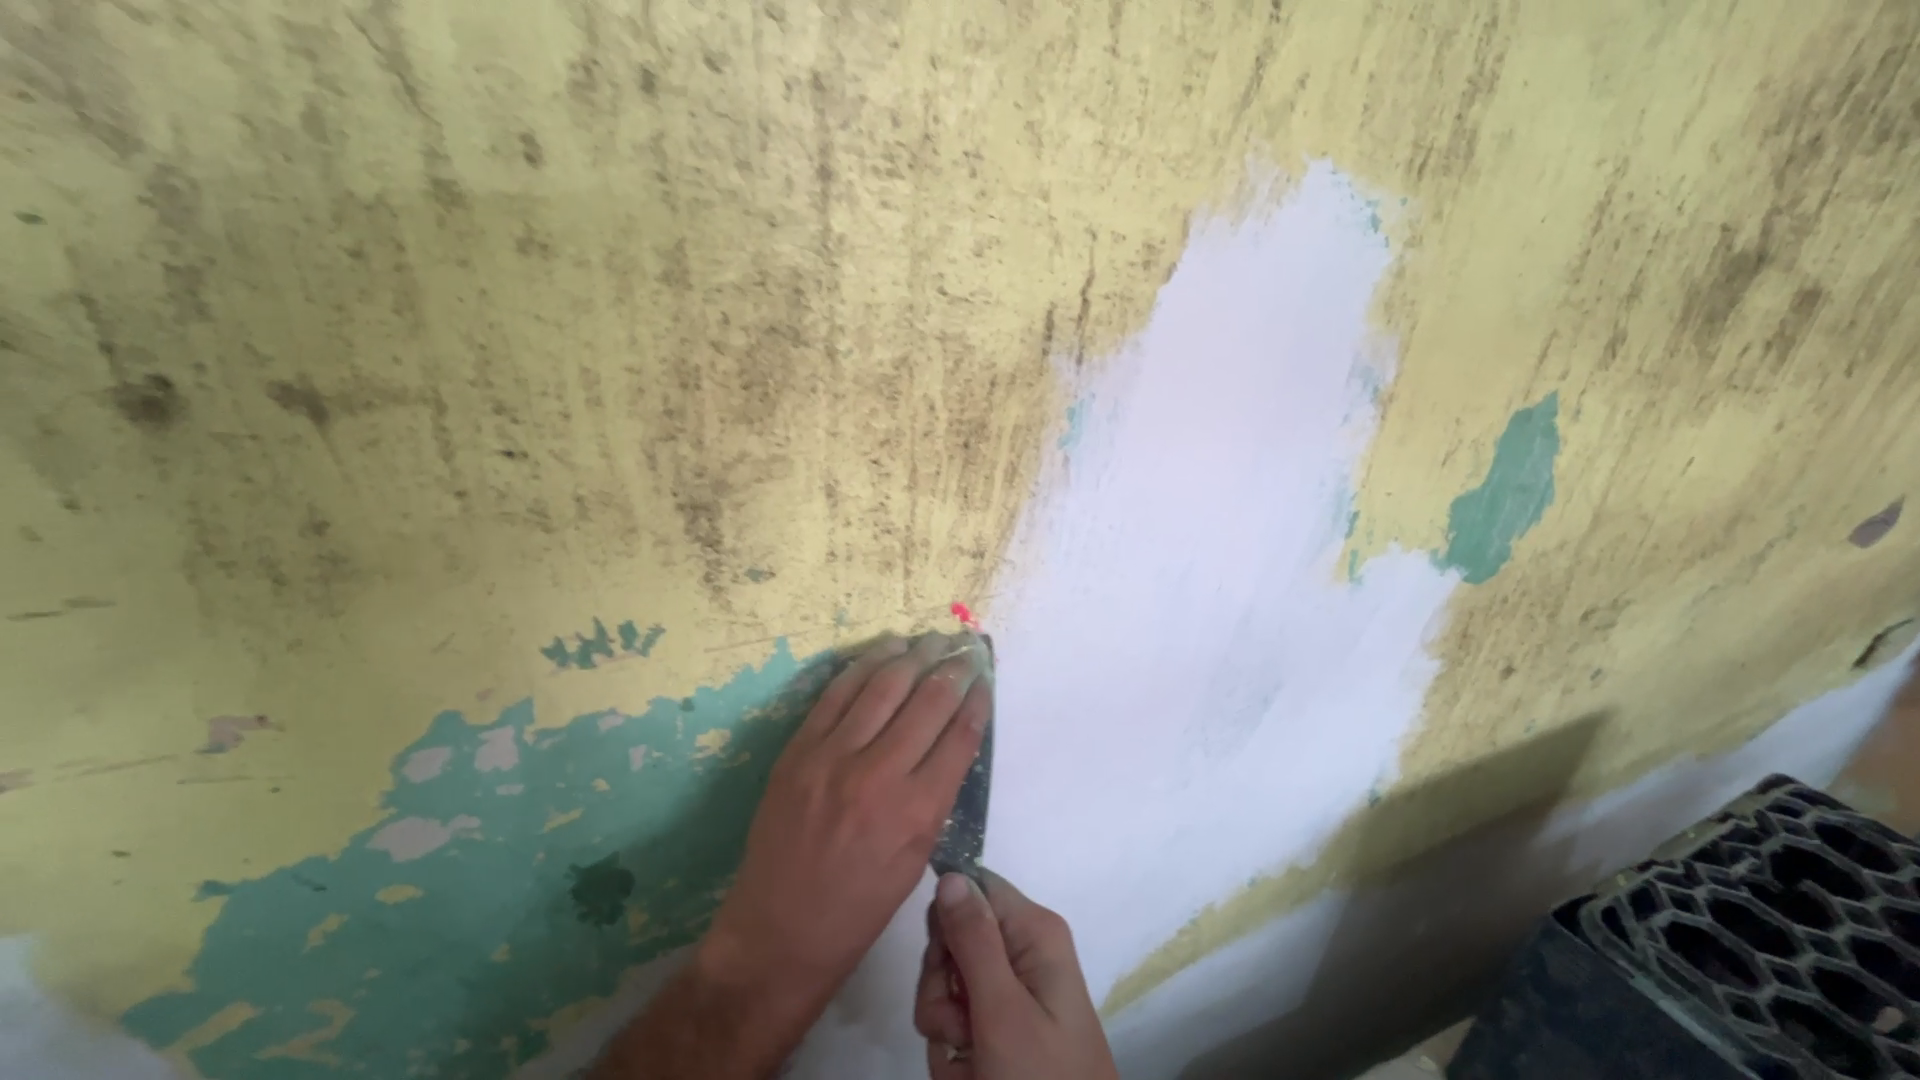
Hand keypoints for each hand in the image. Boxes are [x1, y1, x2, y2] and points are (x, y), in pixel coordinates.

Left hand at [700, 631, 992, 1010]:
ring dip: (912, 655)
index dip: (977, 701)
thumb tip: (951, 740)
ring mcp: (832, 756)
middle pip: (927, 700)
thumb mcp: (916, 859)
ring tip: (931, 639)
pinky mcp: (798, 749)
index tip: (985, 680)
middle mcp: (879, 774)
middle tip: (964, 649)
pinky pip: (836, 693)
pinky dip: (864, 666)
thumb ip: (936, 795)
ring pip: (883, 685)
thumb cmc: (858, 908)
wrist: (779, 930)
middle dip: (953, 668)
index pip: (959, 735)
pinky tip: (884, 651)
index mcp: (917, 811)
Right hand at [915, 870, 1119, 1079]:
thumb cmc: (1041, 1077)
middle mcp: (1024, 951)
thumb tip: (951, 874)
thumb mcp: (1003, 1011)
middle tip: (959, 1028)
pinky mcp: (1002, 1024)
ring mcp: (1012, 990)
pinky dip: (955, 1052)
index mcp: (1034, 932)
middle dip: (941, 988)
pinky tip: (972, 1074)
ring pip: (947, 986)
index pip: (973, 887)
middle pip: (953, 940)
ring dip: (944, 1027)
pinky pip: (955, 1021)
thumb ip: (974, 941)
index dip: (947, 921)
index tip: (944, 964)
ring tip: (971, 1061)